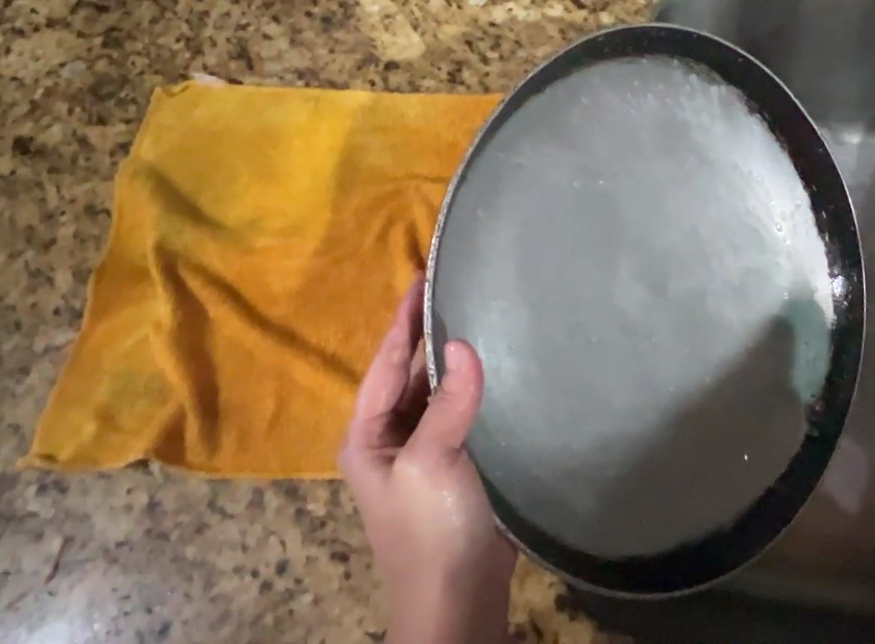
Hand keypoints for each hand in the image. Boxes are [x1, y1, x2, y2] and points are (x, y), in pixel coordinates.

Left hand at [340, 276, 514, 642]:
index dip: (403, 318)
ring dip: (458, 357)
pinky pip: (466, 410)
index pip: (387, 362)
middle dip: (432, 331)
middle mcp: (394, 437)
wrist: (458, 601)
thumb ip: (446, 403)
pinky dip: (480, 385)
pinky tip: (505, 365)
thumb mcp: (431, 463)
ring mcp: (428, 451)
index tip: (423, 273)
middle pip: (412, 372)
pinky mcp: (461, 463)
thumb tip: (463, 344)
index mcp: (369, 435)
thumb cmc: (430, 531)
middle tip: (463, 284)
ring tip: (487, 312)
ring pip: (441, 390)